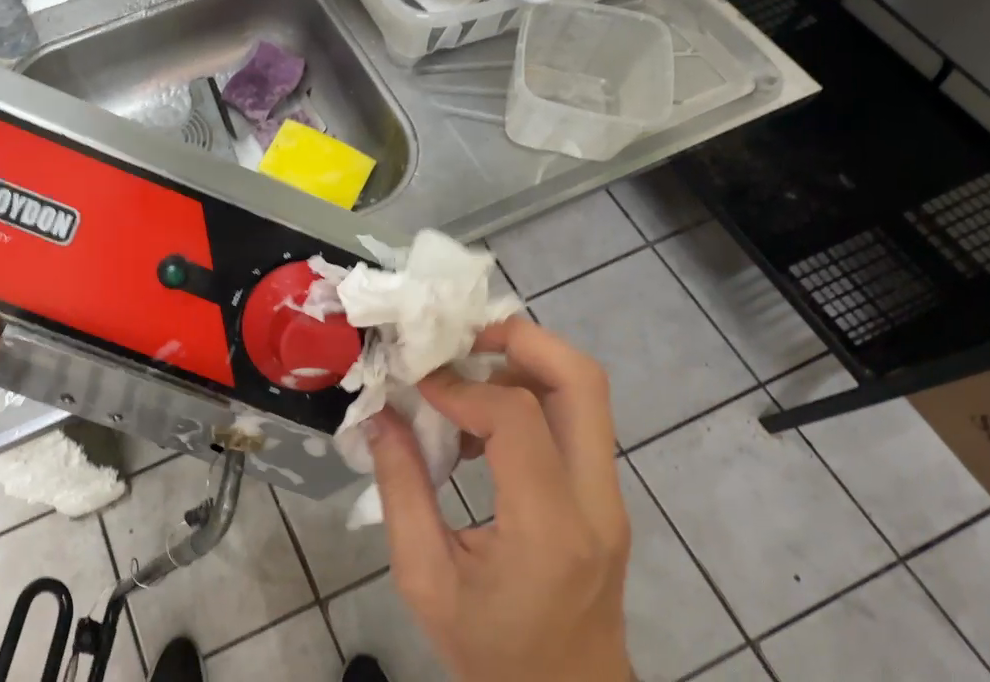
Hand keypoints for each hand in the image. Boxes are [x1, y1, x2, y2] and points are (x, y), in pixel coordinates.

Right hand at [366, 317, 632, 681]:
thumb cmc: (492, 654)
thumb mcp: (425, 580)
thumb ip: (401, 490)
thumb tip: (379, 415)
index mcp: (549, 527)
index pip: (515, 417)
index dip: (459, 386)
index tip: (416, 385)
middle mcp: (596, 501)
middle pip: (582, 381)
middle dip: (519, 339)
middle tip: (459, 340)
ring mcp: (610, 498)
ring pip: (586, 393)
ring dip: (525, 364)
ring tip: (463, 377)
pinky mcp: (605, 499)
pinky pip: (576, 422)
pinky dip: (530, 397)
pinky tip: (480, 426)